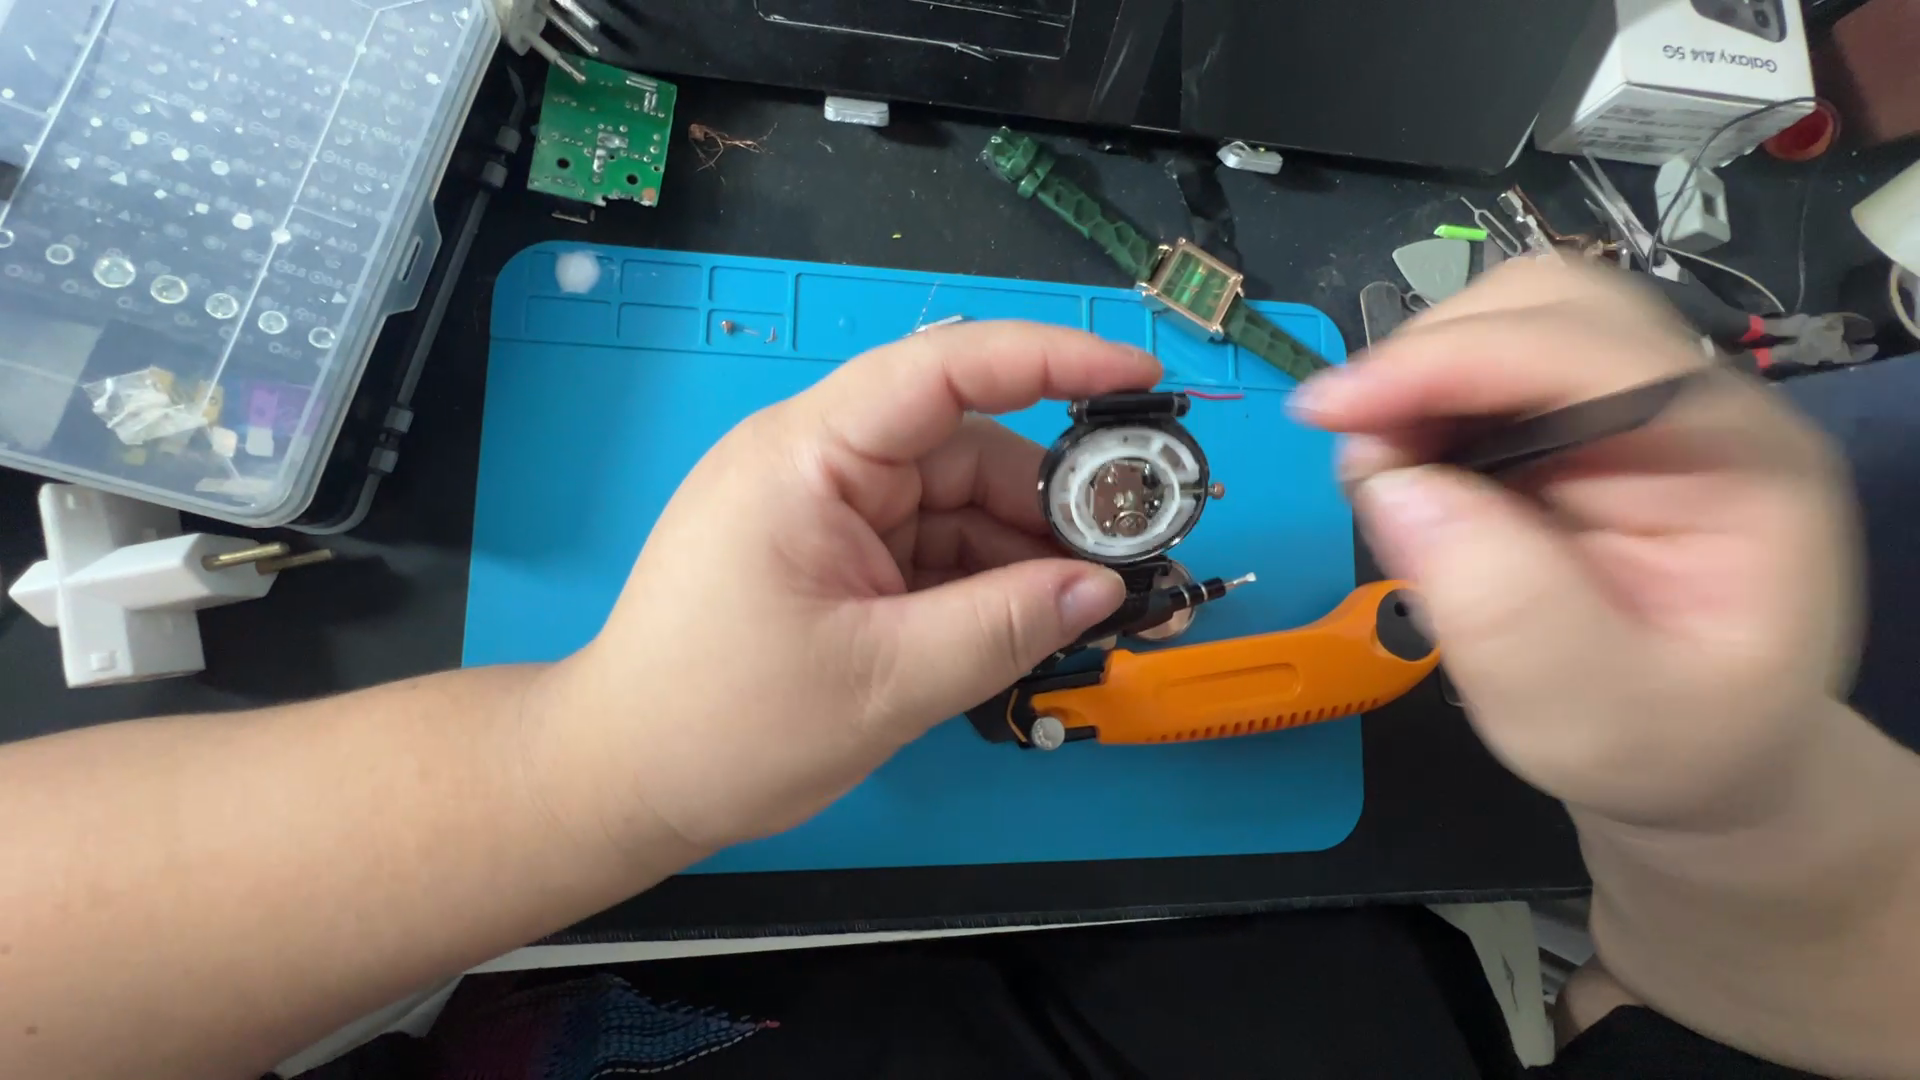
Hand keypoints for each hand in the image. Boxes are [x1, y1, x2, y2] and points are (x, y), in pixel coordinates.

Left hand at [537, 322, 1158, 851]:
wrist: (628, 780)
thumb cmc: (729, 726)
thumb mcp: (882, 680)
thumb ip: (1004, 627)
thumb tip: (1103, 587)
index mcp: (810, 456)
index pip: (941, 370)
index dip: (1050, 359)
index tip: (1139, 377)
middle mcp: (826, 465)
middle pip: (968, 452)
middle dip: (1057, 502)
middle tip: (1144, 553)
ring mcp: (837, 513)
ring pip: (964, 509)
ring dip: (1032, 554)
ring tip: (1108, 604)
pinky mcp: (847, 559)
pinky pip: (940, 553)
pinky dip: (994, 584)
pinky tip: (1045, 620)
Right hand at [1291, 260, 1861, 828]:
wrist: (1688, 753)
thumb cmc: (1654, 739)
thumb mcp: (1581, 703)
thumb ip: (1497, 599)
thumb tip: (1389, 480)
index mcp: (1730, 460)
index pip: (1582, 352)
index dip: (1443, 364)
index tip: (1325, 412)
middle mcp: (1681, 408)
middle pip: (1542, 303)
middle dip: (1425, 360)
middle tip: (1360, 451)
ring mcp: (1620, 412)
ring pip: (1497, 325)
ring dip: (1410, 383)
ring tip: (1381, 473)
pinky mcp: (1562, 430)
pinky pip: (1470, 378)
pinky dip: (1411, 408)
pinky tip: (1403, 472)